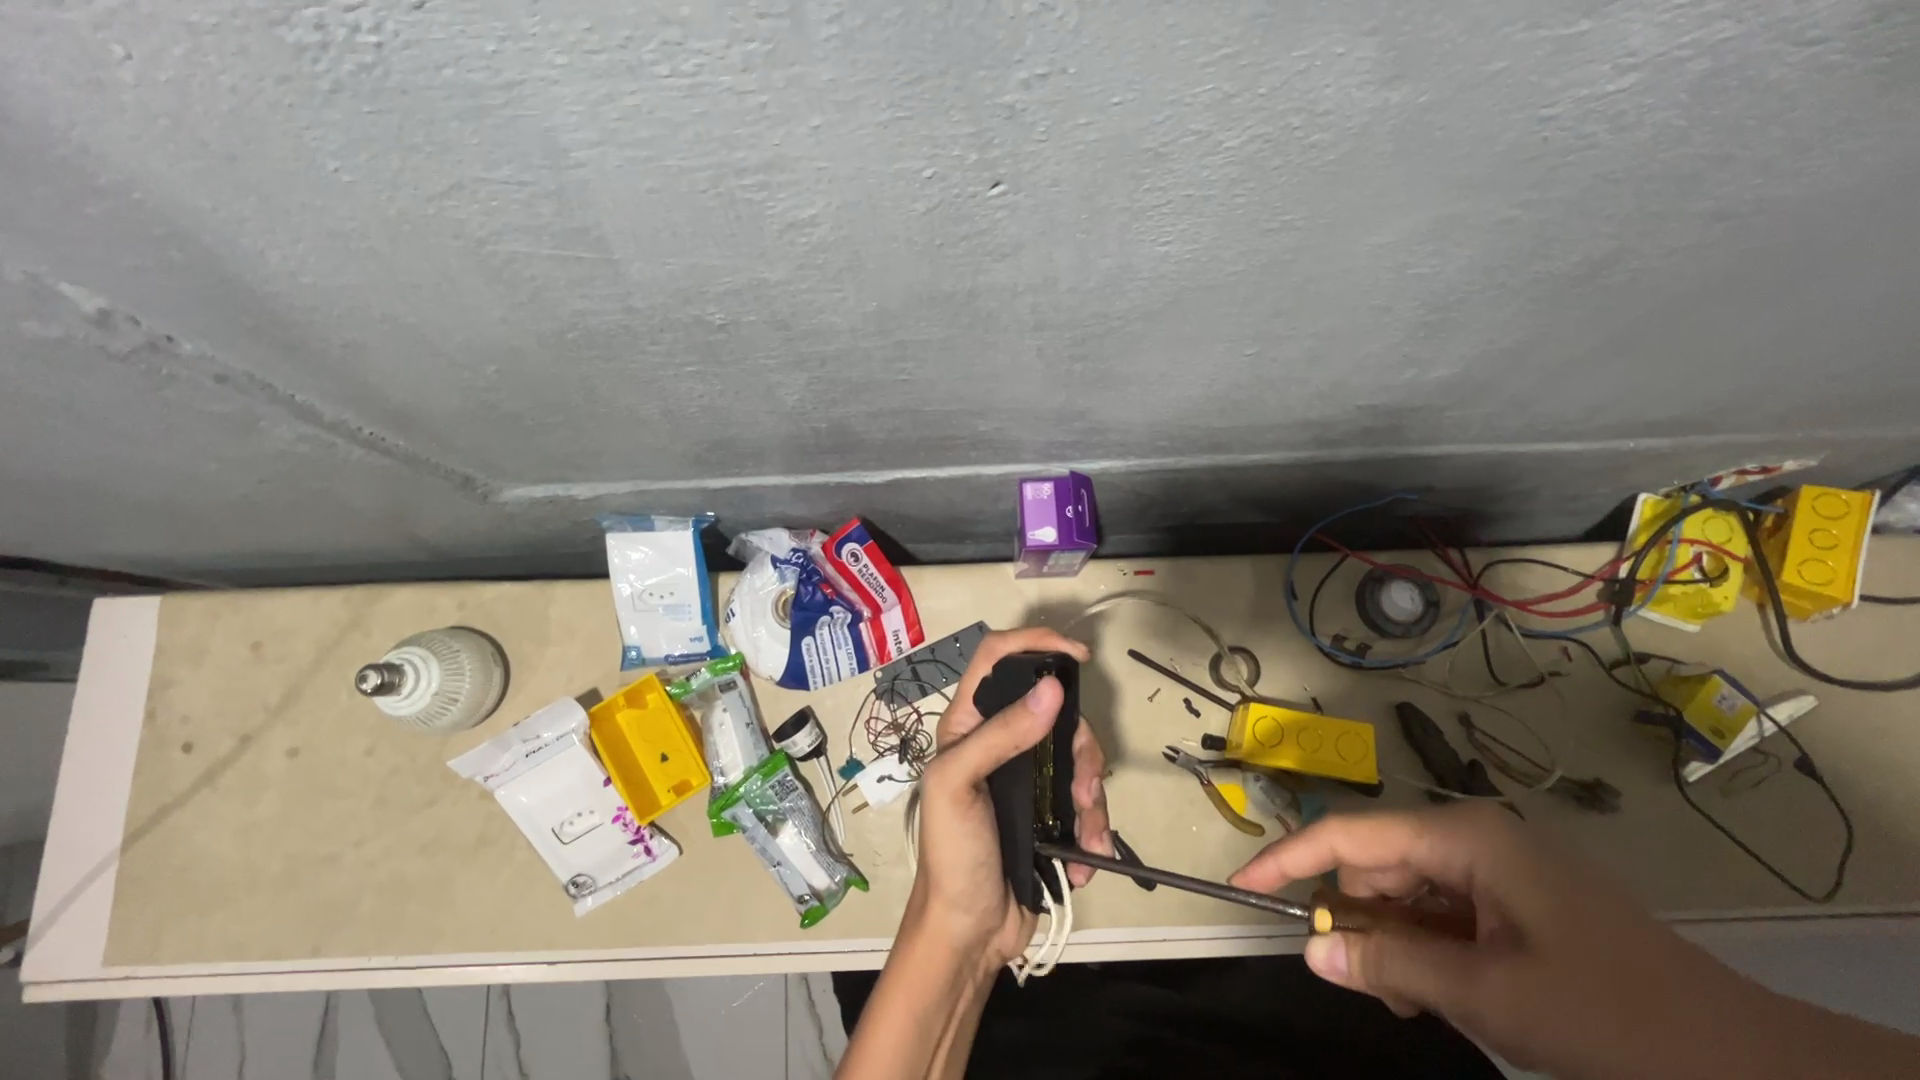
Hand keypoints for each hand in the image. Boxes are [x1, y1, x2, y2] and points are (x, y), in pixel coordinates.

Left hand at [906, 628, 1112, 969]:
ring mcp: (1029, 778)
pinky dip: (1095, 825)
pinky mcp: (1051, 811)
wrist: (970, 930)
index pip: (998, 660)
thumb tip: (1051, 689)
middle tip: (1080, 788)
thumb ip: (1000, 735)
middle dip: (1079, 745)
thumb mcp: (958, 785)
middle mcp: (1001, 742)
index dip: (1034, 644)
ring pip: (1079, 756)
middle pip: (1056, 711)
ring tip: (1085, 833)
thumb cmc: (953, 853)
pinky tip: (1087, 856)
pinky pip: (1087, 799)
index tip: (1075, 654)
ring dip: (1091, 793)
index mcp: (969, 725)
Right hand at [1229, 803, 1774, 1077]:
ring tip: (1417, 1000)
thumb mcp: (1486, 995)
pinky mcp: (1519, 902)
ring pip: (1408, 894)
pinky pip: (1443, 914)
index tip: (1244, 888)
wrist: (1746, 1061)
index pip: (1349, 835)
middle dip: (1357, 919)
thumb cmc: (1609, 1014)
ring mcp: (1501, 870)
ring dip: (1395, 943)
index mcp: (1465, 838)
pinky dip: (1428, 950)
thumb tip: (1309, 948)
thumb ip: (1389, 965)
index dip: (1290, 858)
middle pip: (1377, 865)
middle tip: (1365, 983)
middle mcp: (1476, 839)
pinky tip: (1445, 992)